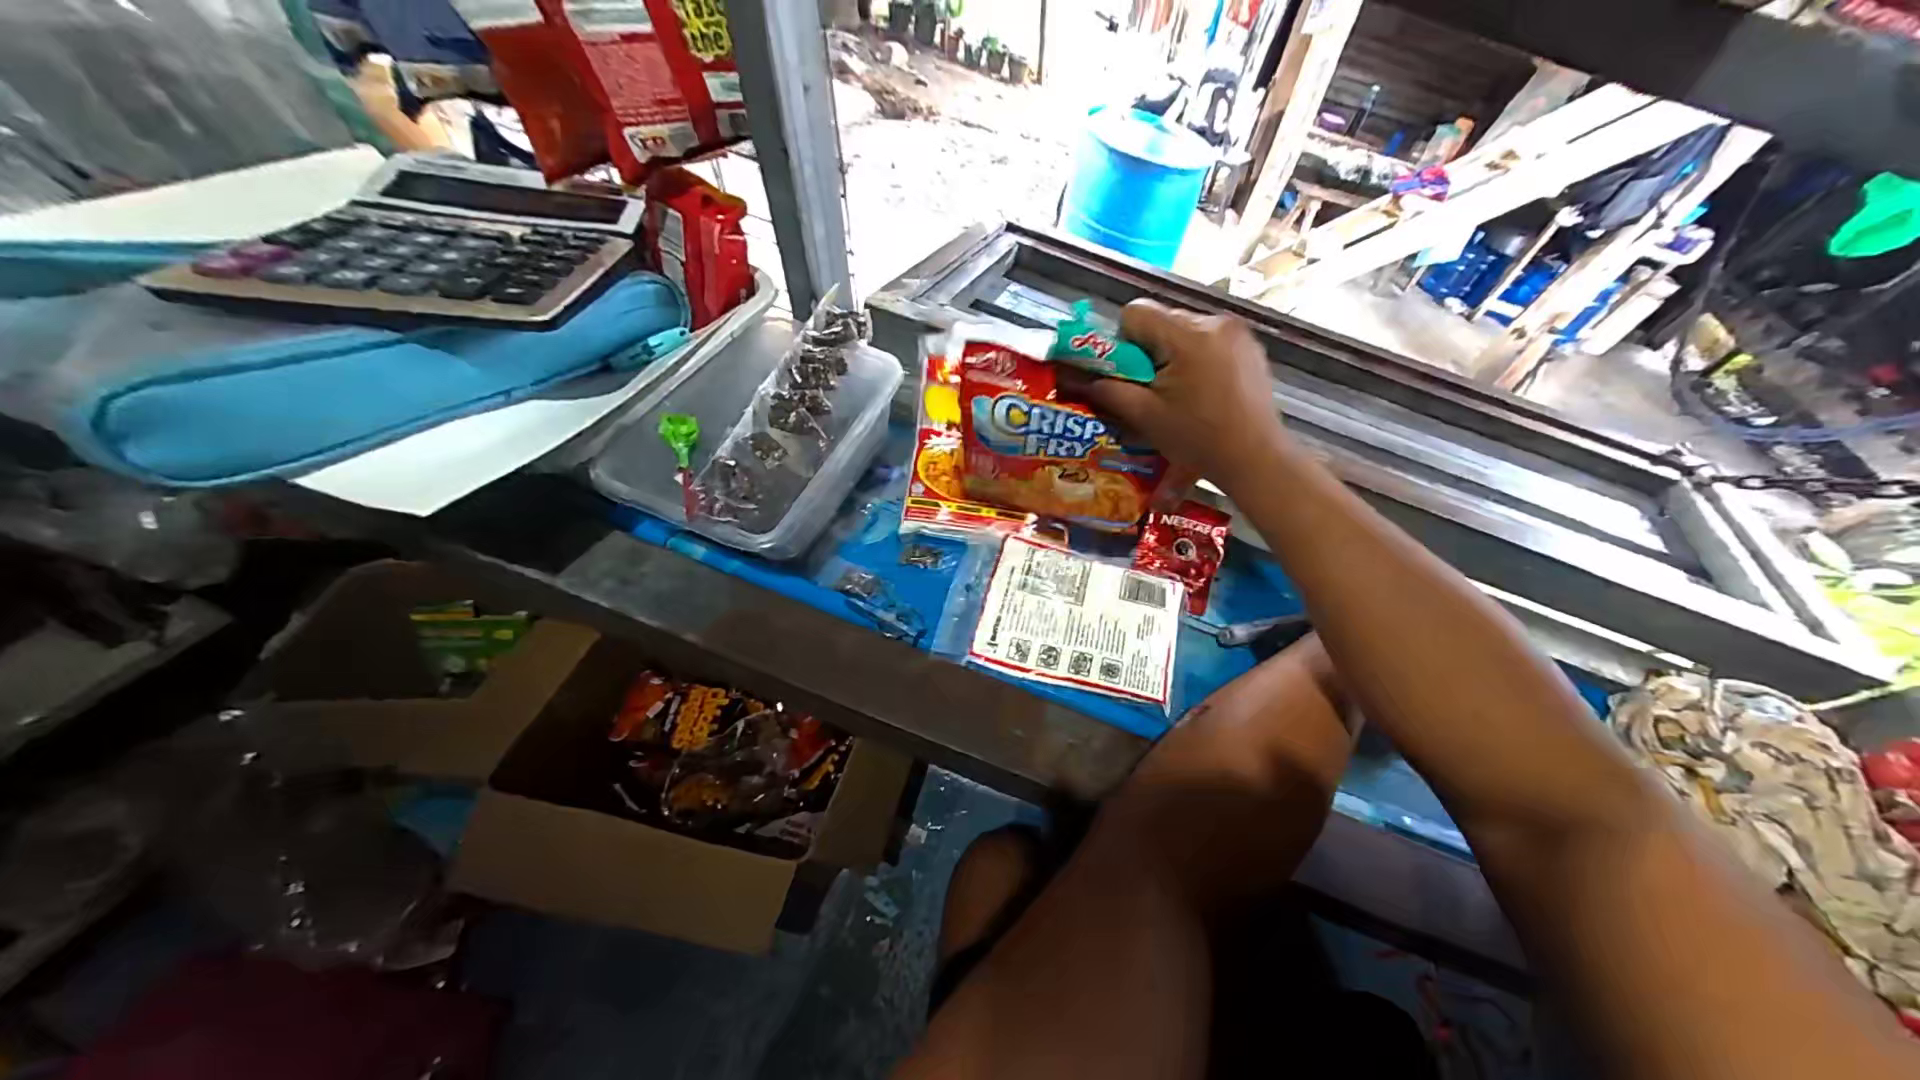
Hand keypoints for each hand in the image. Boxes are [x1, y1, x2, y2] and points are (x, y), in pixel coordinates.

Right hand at [1067, 299, 1289, 492]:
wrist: (1256, 457)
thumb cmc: (1198, 439)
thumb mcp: (1145, 417)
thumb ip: (1110, 391)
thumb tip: (1084, 381)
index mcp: (1187, 335)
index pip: (1135, 312)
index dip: (1122, 342)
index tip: (1130, 374)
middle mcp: (1214, 321)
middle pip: (1161, 320)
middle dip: (1148, 350)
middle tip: (1151, 389)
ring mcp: (1237, 332)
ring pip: (1183, 330)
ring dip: (1172, 355)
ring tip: (1179, 393)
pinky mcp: (1249, 346)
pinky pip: (1208, 340)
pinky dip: (1196, 359)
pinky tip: (1202, 392)